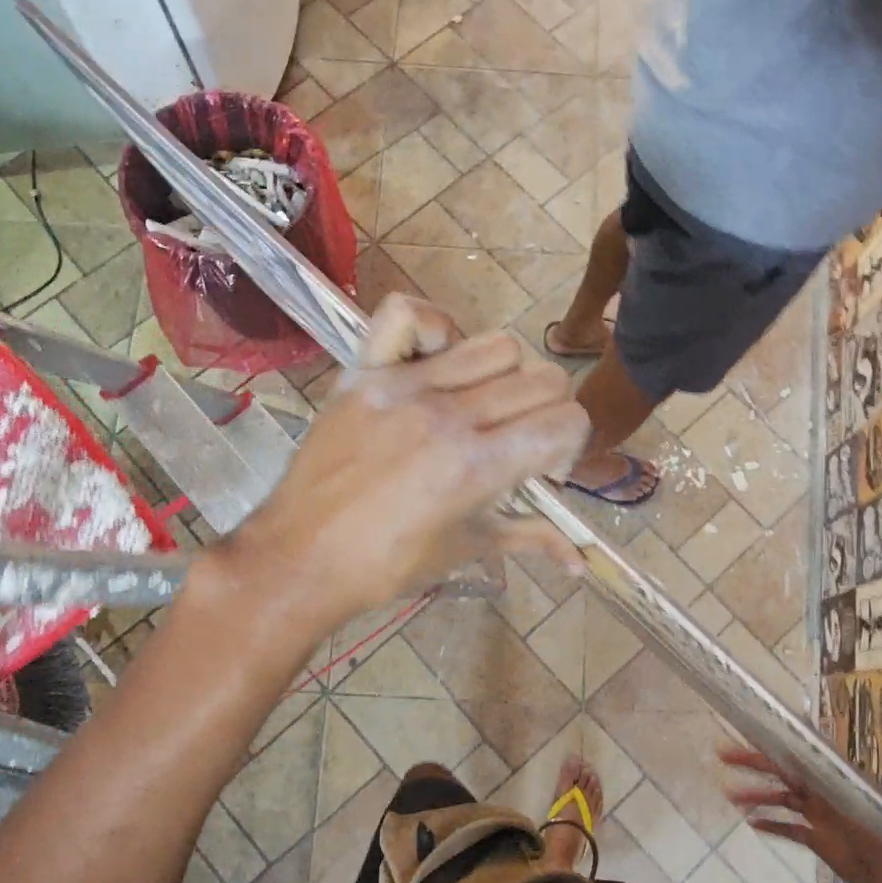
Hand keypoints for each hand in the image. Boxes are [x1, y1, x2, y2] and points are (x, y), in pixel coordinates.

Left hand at [231, 295, 590, 630]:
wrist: (300, 558)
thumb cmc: (386, 567)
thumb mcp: (467, 551)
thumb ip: (532, 539)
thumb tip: (581, 563)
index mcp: (477, 467)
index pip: (566, 420)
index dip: (571, 444)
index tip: (545, 468)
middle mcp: (448, 416)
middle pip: (541, 380)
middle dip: (547, 414)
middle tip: (519, 444)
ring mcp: (404, 387)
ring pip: (495, 345)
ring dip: (507, 376)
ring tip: (482, 407)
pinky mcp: (365, 372)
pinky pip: (408, 315)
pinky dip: (435, 329)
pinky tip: (436, 364)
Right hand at [718, 745, 881, 882]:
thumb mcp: (861, 813)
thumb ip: (831, 794)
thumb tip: (802, 772)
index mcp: (835, 779)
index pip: (797, 756)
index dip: (771, 745)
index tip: (745, 733)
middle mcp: (825, 792)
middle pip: (784, 772)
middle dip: (753, 763)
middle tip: (722, 756)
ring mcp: (822, 816)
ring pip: (783, 799)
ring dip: (757, 796)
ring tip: (730, 796)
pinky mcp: (821, 841)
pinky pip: (791, 828)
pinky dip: (772, 825)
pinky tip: (752, 823)